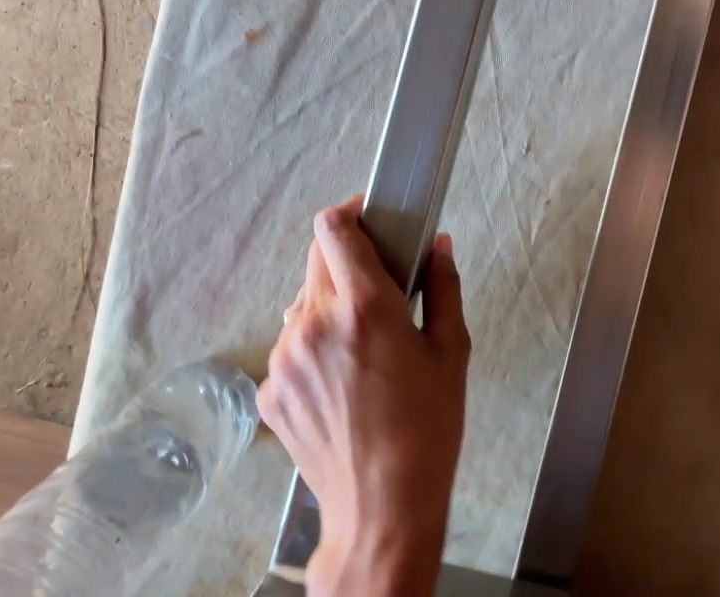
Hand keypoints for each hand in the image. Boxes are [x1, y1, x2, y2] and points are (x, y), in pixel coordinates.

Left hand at [258, 196, 471, 596]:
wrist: (381, 506)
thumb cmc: (428, 427)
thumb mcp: (451, 351)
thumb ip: (442, 288)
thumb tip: (439, 246)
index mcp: (363, 308)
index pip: (332, 230)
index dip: (349, 212)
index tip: (370, 215)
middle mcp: (313, 325)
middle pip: (316, 261)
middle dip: (347, 260)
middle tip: (380, 285)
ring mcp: (283, 360)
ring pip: (302, 305)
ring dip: (330, 306)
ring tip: (364, 344)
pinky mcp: (268, 392)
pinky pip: (291, 348)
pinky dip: (314, 348)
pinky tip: (344, 382)